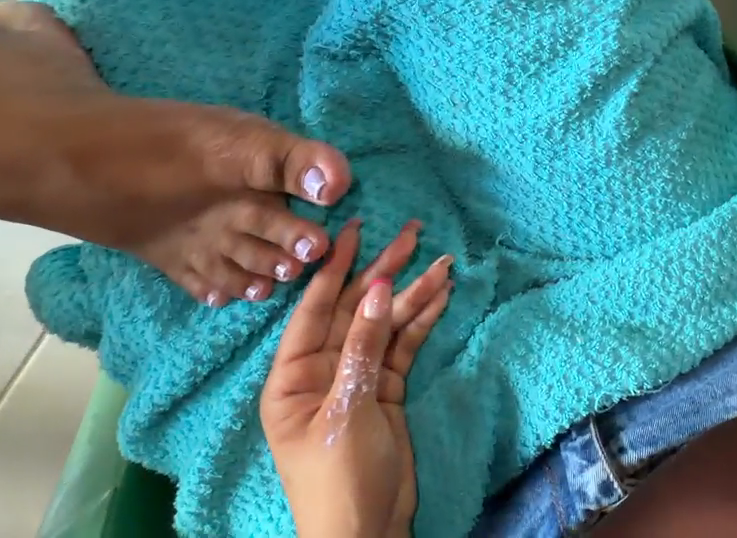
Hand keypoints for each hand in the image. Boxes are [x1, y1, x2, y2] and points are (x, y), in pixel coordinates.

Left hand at [262, 220, 452, 537]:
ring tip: (444, 260)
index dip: (335, 268)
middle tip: (413, 231)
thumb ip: (363, 346)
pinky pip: (405, 344)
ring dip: (414, 293)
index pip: (315, 310)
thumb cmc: (337, 477)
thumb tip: (380, 286)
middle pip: (357, 309)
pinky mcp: (387, 388)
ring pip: (387, 323)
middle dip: (385, 271)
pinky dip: (423, 319)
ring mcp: (357, 377)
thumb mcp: (346, 409)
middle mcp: (322, 370)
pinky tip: (442, 293)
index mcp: (292, 378)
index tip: (355, 230)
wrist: (367, 532)